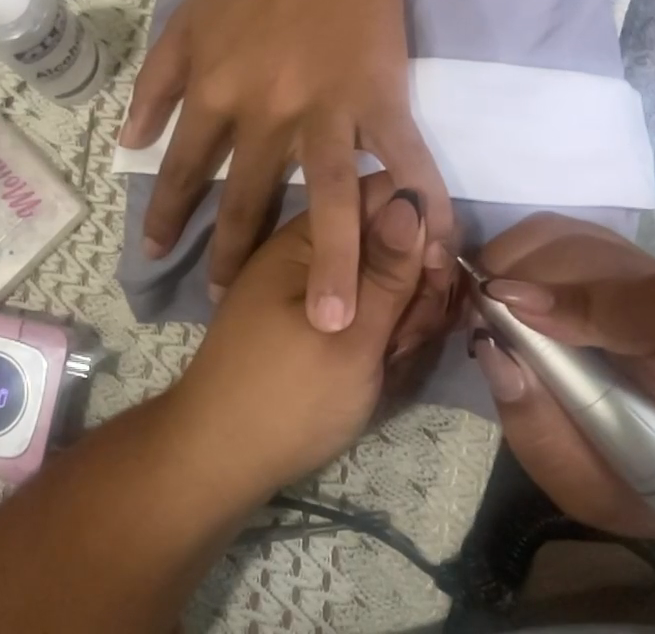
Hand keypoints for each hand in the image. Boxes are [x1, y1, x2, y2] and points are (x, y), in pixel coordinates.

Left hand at [120, 0, 453, 344]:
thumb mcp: (187, 19)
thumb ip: (154, 83)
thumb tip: (128, 143)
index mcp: (214, 88)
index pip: (183, 168)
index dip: (167, 215)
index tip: (156, 255)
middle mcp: (265, 110)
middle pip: (245, 198)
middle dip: (230, 255)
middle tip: (221, 301)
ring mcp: (326, 110)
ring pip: (323, 199)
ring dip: (328, 266)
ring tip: (328, 326)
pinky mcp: (379, 103)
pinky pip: (401, 162)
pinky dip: (421, 204)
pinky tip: (437, 253)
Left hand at [165, 175, 427, 495]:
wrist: (219, 458)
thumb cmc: (286, 396)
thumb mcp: (351, 336)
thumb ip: (388, 270)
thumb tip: (413, 195)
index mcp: (308, 238)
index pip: (381, 197)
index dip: (421, 227)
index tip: (435, 276)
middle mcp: (309, 255)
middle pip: (389, 245)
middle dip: (413, 289)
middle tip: (402, 339)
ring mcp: (310, 292)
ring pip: (383, 287)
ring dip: (401, 322)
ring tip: (386, 364)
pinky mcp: (314, 325)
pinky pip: (364, 316)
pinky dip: (379, 341)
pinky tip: (379, 373)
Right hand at [470, 215, 654, 537]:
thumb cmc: (642, 484)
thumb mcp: (590, 488)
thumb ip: (541, 427)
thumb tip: (489, 351)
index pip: (654, 310)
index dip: (577, 300)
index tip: (504, 304)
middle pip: (591, 255)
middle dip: (518, 275)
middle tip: (475, 317)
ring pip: (567, 235)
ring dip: (512, 260)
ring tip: (488, 307)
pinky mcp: (624, 261)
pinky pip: (559, 236)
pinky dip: (519, 254)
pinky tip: (506, 294)